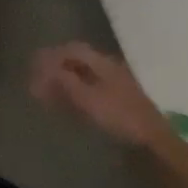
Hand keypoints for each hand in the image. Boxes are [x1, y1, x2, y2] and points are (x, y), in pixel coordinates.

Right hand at [30, 42, 171, 152]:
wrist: (152, 137)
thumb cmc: (119, 115)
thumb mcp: (89, 99)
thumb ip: (66, 82)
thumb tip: (46, 68)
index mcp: (103, 63)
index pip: (74, 50)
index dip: (53, 55)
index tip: (35, 64)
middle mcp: (109, 68)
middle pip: (79, 61)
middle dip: (57, 68)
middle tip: (38, 81)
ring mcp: (115, 84)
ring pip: (84, 76)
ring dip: (65, 81)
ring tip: (47, 93)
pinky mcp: (118, 100)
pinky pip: (91, 89)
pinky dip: (75, 92)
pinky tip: (67, 103)